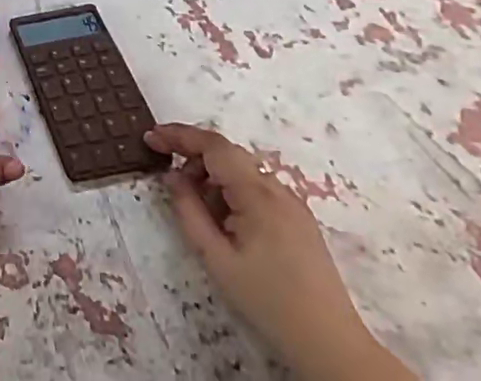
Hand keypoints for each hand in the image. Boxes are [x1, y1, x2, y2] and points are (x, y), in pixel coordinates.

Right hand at [146, 123, 412, 380]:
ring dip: (212, 179)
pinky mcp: (297, 219)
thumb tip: (173, 176)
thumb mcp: (215, 258)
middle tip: (170, 181)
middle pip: (227, 154)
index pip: (213, 146)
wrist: (330, 344)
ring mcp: (292, 204)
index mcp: (258, 194)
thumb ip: (188, 210)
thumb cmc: (267, 301)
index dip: (178, 136)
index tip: (150, 138)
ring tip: (198, 212)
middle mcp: (278, 190)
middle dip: (193, 159)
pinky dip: (230, 193)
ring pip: (241, 172)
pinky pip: (256, 190)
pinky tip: (223, 222)